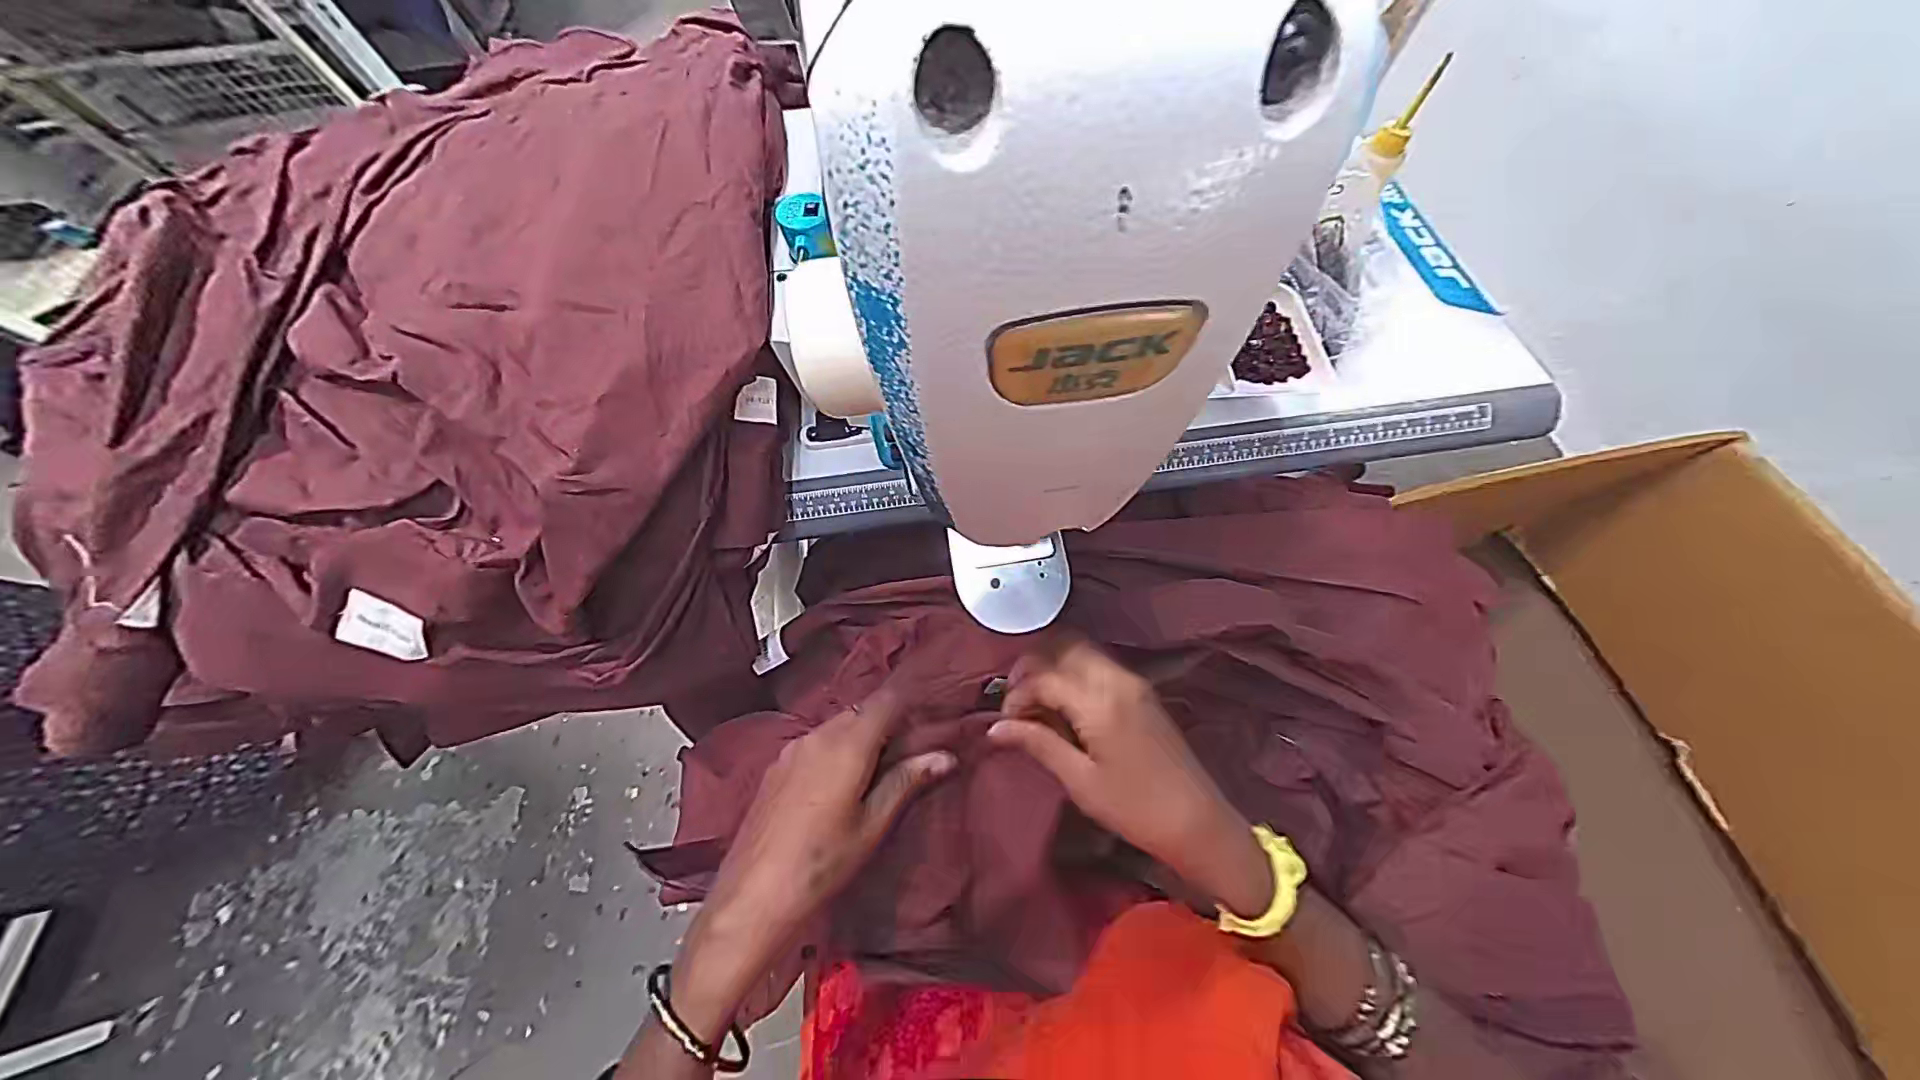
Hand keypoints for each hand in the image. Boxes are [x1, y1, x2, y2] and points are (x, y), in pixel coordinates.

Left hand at [668, 685, 954, 1044]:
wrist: (752, 897)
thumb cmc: (821, 863)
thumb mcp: (872, 825)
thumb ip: (906, 781)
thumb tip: (945, 755)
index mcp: (846, 744)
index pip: (886, 701)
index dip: (910, 704)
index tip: (929, 720)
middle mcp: (817, 735)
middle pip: (861, 711)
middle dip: (887, 724)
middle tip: (909, 754)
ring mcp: (791, 750)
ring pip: (836, 727)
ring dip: (860, 738)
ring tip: (876, 772)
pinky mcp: (775, 768)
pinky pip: (815, 744)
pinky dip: (835, 751)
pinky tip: (838, 785)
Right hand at [989, 639, 1272, 918]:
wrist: (1199, 822)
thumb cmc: (1135, 809)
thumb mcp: (1080, 781)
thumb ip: (1038, 744)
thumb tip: (995, 729)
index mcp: (1100, 701)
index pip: (1043, 678)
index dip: (1016, 696)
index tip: (1005, 723)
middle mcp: (1117, 679)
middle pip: (1063, 647)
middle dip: (1032, 667)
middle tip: (1016, 702)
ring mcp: (1133, 682)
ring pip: (1081, 652)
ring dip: (1053, 667)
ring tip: (1036, 704)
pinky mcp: (1142, 692)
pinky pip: (1098, 665)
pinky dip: (1074, 674)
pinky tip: (1064, 706)